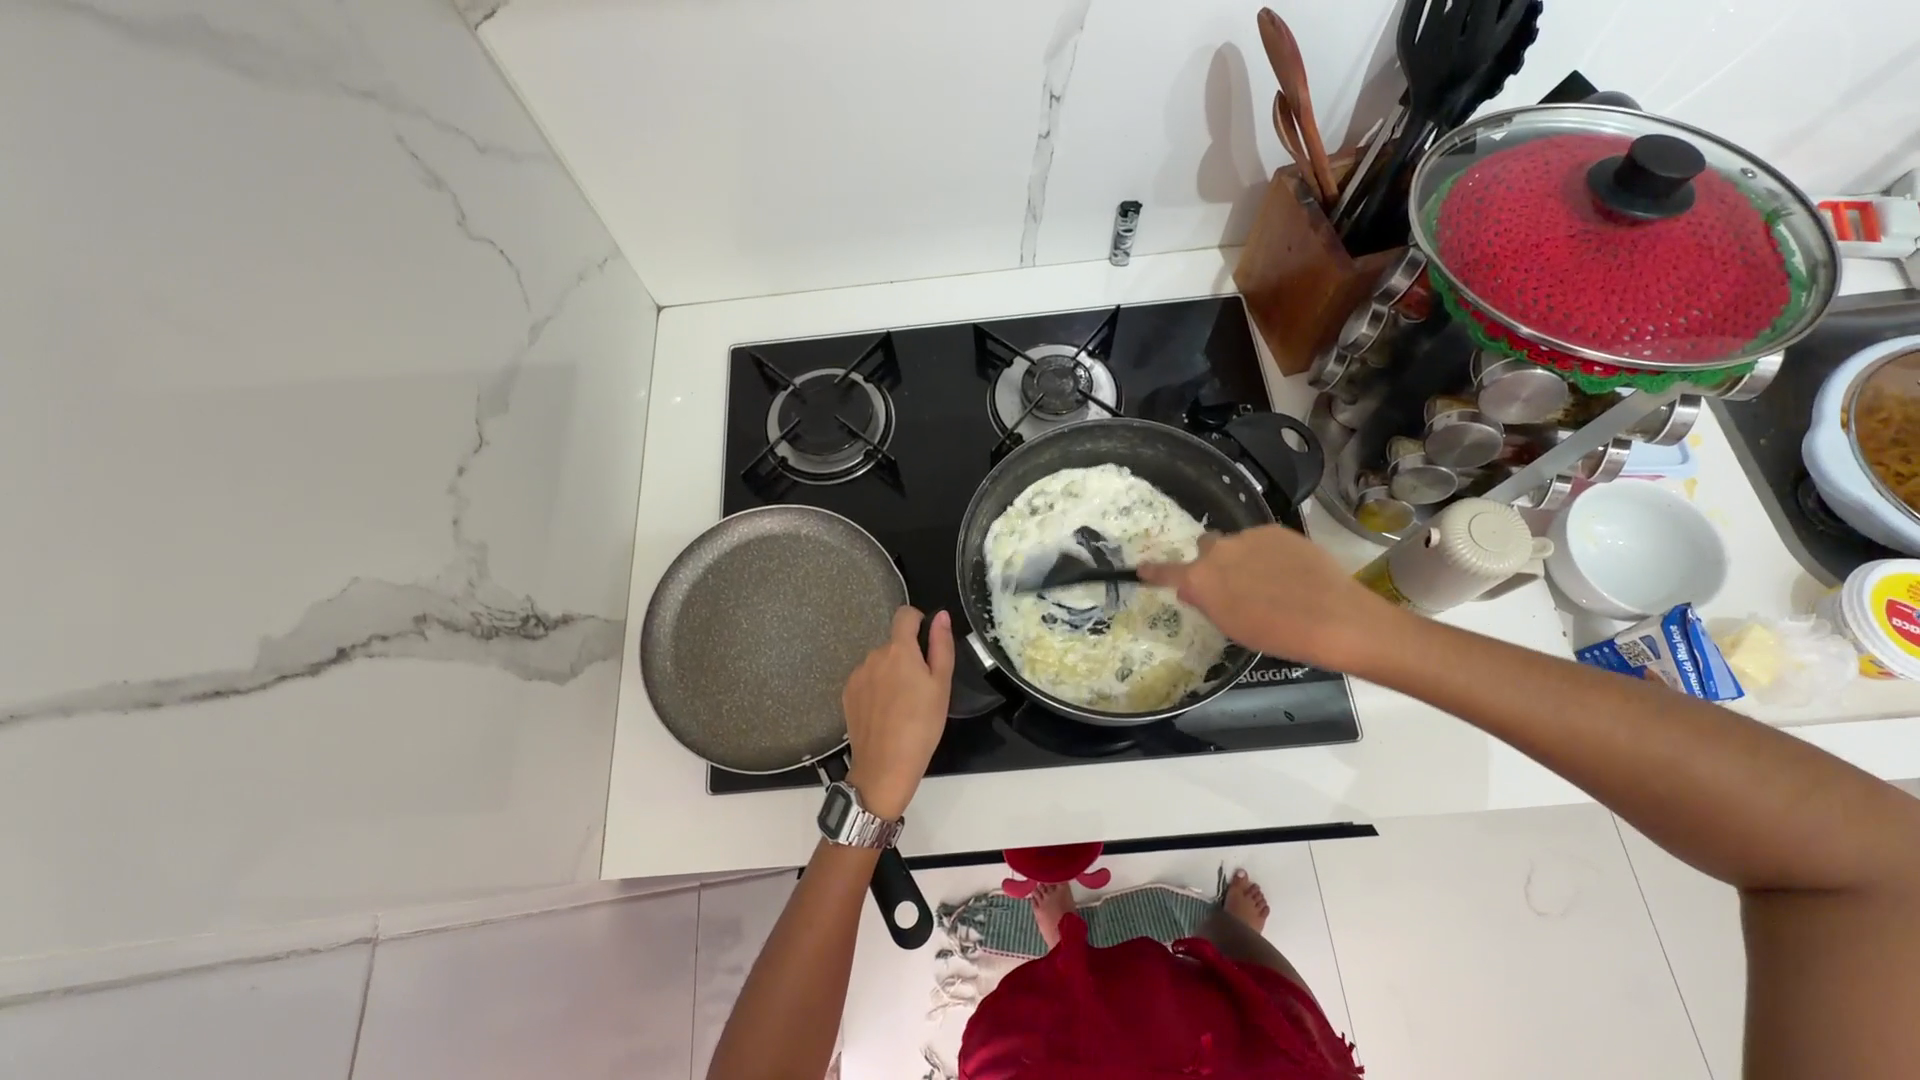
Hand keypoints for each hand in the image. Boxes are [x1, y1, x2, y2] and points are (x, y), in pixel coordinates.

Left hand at [843, 607, 954, 819]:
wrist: (885, 766)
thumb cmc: (922, 725)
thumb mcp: (942, 685)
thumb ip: (941, 645)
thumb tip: (941, 616)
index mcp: (899, 650)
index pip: (904, 615)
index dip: (918, 621)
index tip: (926, 640)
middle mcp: (874, 656)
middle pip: (893, 644)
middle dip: (907, 657)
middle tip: (921, 688)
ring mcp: (857, 675)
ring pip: (879, 663)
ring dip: (891, 673)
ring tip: (903, 705)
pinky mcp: (848, 694)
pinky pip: (866, 680)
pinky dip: (877, 688)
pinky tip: (886, 713)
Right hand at [1137, 525, 1401, 672]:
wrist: (1333, 618)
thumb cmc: (1277, 634)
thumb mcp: (1233, 626)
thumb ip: (1208, 602)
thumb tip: (1194, 588)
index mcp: (1202, 579)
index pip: (1167, 571)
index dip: (1154, 571)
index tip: (1141, 569)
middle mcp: (1219, 551)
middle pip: (1206, 549)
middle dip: (1213, 562)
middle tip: (1232, 586)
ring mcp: (1250, 537)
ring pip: (1236, 544)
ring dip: (1242, 558)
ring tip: (1268, 582)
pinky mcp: (1278, 530)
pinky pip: (1261, 540)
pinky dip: (1267, 553)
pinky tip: (1287, 573)